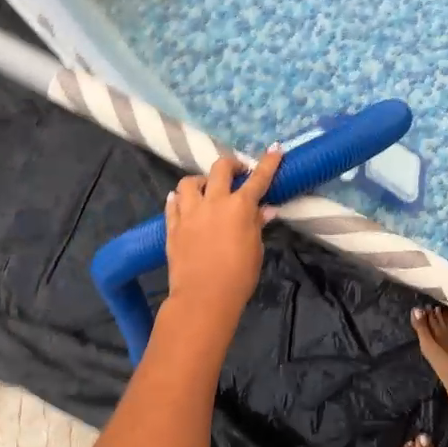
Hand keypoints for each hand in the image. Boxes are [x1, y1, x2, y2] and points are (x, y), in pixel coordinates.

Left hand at [161, 145, 283, 329]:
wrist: (203, 298)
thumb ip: (257, 224)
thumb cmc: (238, 276)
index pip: (258, 178)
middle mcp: (214, 202)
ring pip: (189, 182)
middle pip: (220, 169)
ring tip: (206, 189)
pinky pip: (172, 204)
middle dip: (231, 165)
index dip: (268, 162)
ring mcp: (190, 213)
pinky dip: (179, 199)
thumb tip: (265, 209)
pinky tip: (182, 201)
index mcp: (240, 207)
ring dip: (200, 181)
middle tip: (237, 173)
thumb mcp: (255, 249)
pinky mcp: (172, 227)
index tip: (275, 148)